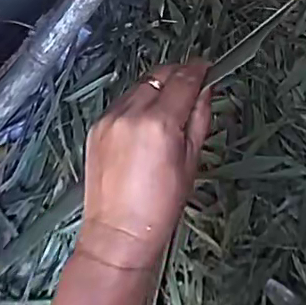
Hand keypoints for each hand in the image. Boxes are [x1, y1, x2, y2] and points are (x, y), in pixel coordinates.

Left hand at [76, 61, 213, 272]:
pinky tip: (145, 124)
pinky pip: (124, 101)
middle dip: (179, 76)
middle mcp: (132, 114)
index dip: (199, 70)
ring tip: (168, 110)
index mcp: (160, 123)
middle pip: (161, 74)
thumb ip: (199, 117)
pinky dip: (138, 103)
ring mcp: (111, 118)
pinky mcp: (97, 126)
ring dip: (158, 88)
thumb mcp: (192, 161)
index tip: (207, 69)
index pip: (184, 78)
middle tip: (191, 87)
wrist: (117, 235)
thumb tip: (205, 89)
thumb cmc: (160, 206)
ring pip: (142, 84)